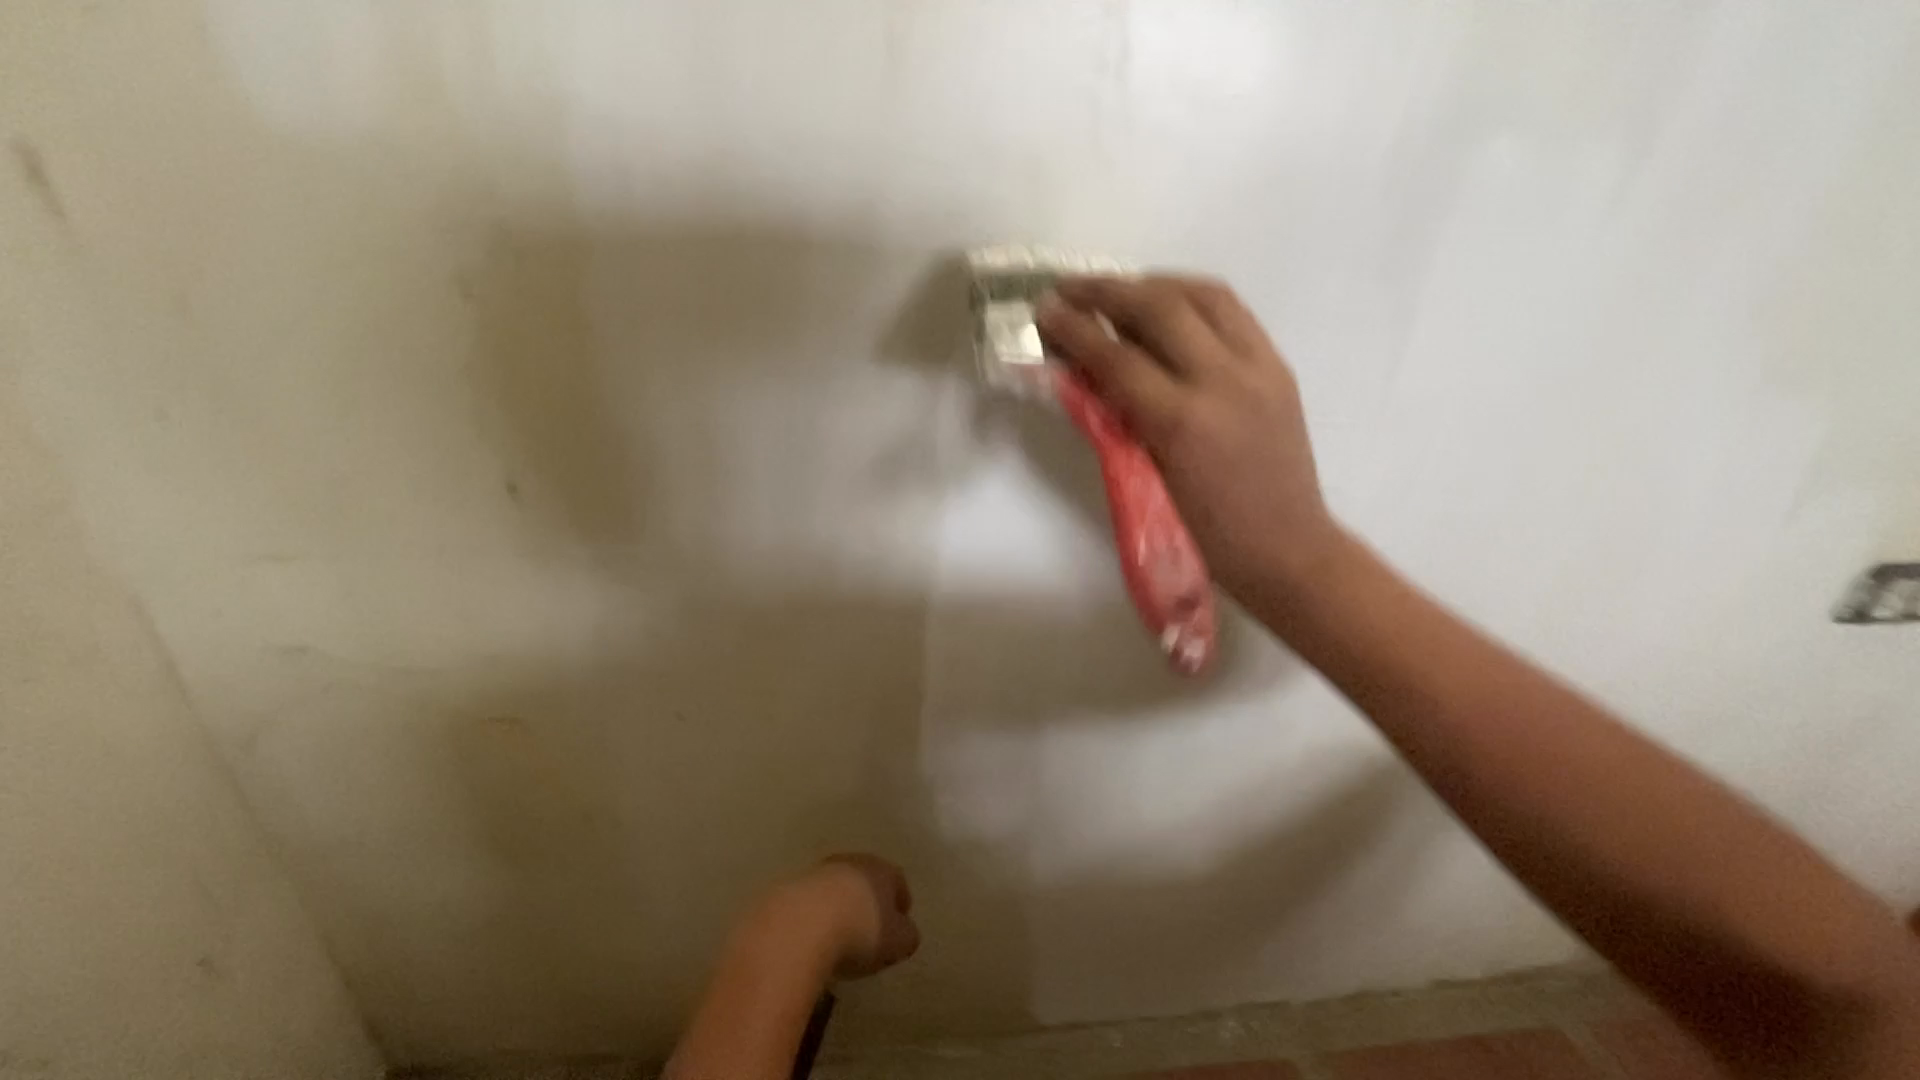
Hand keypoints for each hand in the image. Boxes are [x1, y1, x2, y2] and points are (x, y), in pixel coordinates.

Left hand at [759, 854, 918, 980]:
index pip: (897, 882)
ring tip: (836, 940)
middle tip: (868, 934)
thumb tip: (904, 932)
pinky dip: (813, 920)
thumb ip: (907, 935)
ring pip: (835, 890)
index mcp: (882, 869)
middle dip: (867, 904)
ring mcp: (816, 872)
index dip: (900, 905)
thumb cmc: (859, 931)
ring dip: (838, 909)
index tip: (898, 928)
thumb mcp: (899, 943)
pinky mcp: (787, 888)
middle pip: (864, 882)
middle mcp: (850, 862)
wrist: (797, 926)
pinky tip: (811, 942)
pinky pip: (809, 905)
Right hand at [1036, 276, 1344, 597]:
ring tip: (1120, 290)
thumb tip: (1083, 372)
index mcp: (1184, 421)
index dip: (1075, 329)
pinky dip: (1193, 299)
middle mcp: (1224, 380)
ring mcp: (1258, 367)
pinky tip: (1169, 308)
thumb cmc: (1207, 533)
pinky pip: (1232, 312)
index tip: (1044, 310)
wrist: (1286, 548)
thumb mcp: (1150, 476)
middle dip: (1108, 290)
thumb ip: (1117, 419)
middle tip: (1071, 289)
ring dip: (1154, 283)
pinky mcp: (1278, 366)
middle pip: (1159, 308)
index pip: (1117, 357)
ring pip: (1203, 294)